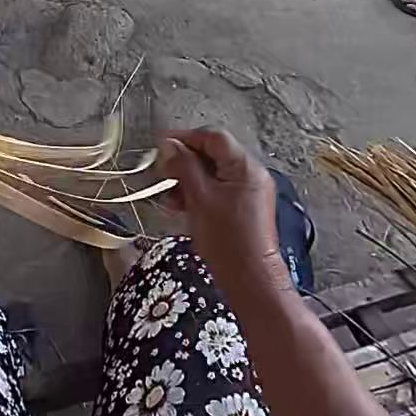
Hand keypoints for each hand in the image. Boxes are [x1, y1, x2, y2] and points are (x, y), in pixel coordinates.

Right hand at [157, 129, 288, 294]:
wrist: (249, 278)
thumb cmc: (227, 241)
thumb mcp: (199, 198)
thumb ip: (184, 167)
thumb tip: (170, 146)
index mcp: (245, 167)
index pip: (213, 137)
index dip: (185, 138)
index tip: (162, 146)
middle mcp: (252, 174)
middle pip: (214, 154)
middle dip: (186, 161)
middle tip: (164, 172)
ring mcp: (250, 191)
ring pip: (214, 172)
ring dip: (190, 179)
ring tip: (172, 195)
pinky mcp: (245, 207)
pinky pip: (219, 189)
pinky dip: (200, 193)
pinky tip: (184, 206)